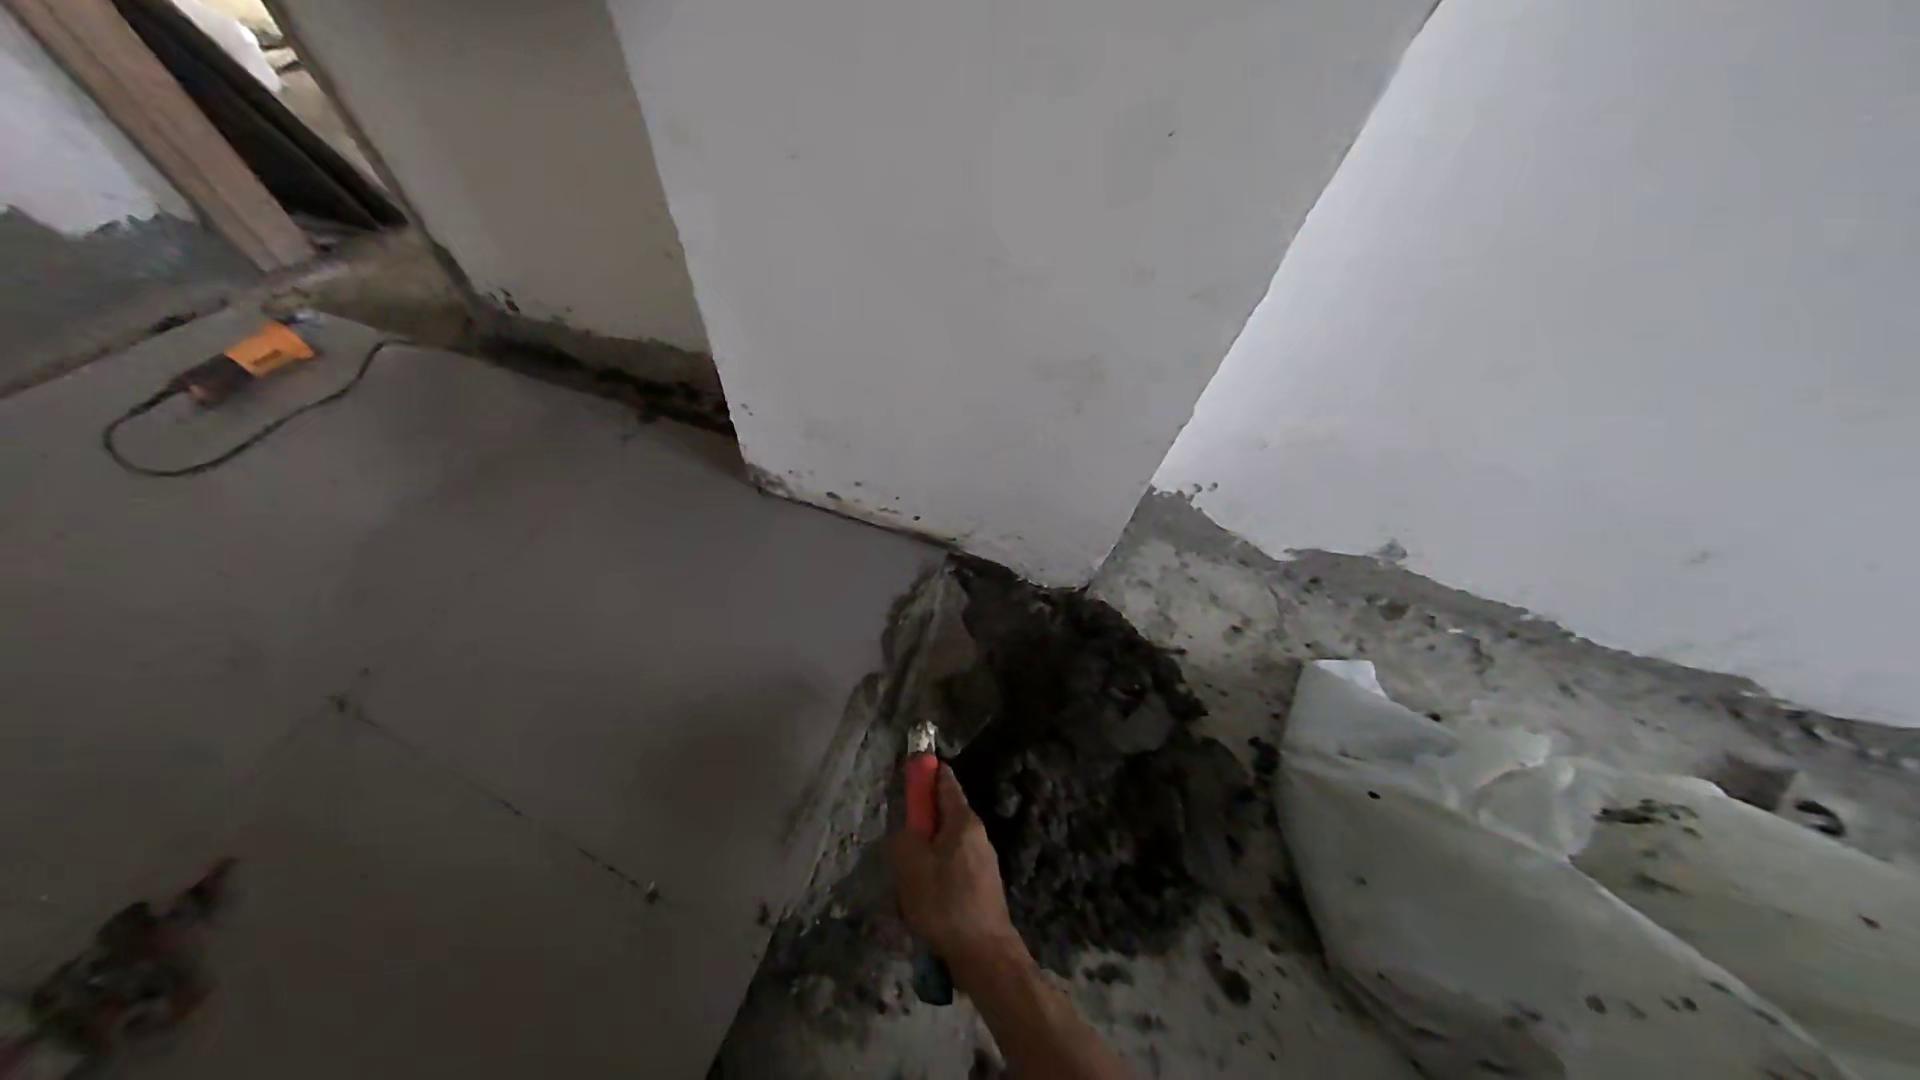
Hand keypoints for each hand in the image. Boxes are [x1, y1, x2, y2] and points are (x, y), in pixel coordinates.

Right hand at [891, 763, 1023, 968]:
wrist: (984, 954)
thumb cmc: (945, 903)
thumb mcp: (910, 865)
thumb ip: (903, 838)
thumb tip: (908, 832)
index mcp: (963, 821)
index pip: (946, 782)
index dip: (929, 772)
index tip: (914, 765)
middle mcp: (977, 834)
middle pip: (945, 815)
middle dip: (922, 822)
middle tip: (900, 840)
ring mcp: (983, 861)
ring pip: (946, 845)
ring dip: (927, 853)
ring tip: (909, 881)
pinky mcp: (982, 886)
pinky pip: (952, 868)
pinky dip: (936, 874)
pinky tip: (924, 899)